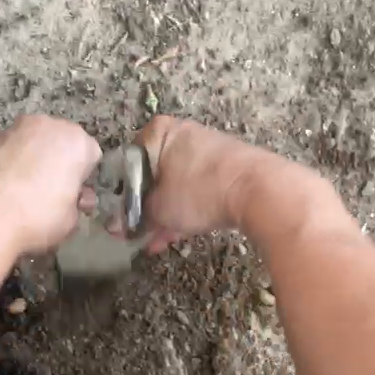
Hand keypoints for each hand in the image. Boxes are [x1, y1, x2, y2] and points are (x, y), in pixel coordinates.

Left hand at [0, 115, 101, 253]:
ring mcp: (13, 129)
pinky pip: (7, 153)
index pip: (91, 156)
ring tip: (21, 195)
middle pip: (59, 144)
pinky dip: (8, 166)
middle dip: (57, 165)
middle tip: (49, 196)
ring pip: (31, 145)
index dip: (83, 180)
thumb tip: (73, 201)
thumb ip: (75, 205)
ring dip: (31, 163)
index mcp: (76, 141)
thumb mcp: (69, 221)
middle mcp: (47, 125)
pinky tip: (1, 192)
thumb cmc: (37, 217)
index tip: (74, 199)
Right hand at [122, 116, 277, 251]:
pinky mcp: (224, 167)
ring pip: (175, 186)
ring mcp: (206, 149)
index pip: (128, 164)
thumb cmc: (198, 190)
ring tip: (155, 242)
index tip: (121, 219)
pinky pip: (195, 189)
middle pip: (153, 176)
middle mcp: (182, 134)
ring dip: (164, 215)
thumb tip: (117, 227)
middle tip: (136, 234)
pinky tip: (175, 236)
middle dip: (145, 209)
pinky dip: (185, 210)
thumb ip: (134, 218)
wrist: (257, 190)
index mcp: (159, 132)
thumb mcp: (157, 209)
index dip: (122, 196)